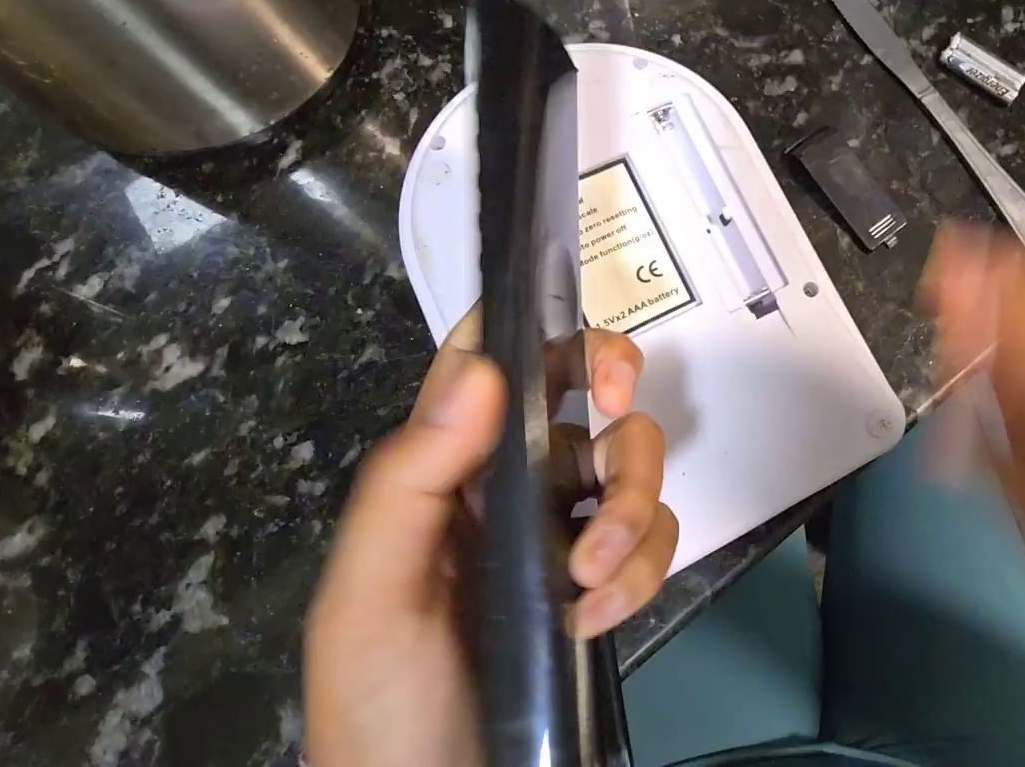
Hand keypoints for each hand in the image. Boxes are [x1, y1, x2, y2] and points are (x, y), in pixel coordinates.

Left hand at [304, 310, 677, 766]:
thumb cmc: (381, 701)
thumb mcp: (371, 594)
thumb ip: (411, 482)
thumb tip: (482, 372)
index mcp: (447, 465)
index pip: (486, 361)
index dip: (526, 324)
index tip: (561, 328)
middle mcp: (512, 478)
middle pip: (584, 388)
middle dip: (615, 381)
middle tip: (621, 404)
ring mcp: (565, 525)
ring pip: (633, 459)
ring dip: (631, 504)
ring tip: (597, 577)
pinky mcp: (608, 574)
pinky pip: (653, 536)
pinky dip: (644, 567)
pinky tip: (602, 615)